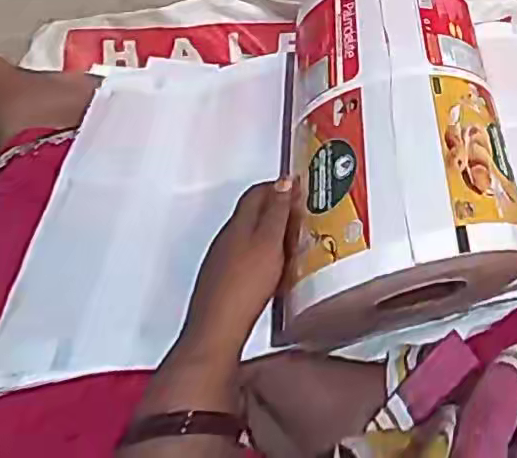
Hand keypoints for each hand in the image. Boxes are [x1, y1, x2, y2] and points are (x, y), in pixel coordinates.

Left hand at [177, 179, 294, 358]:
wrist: (216, 333)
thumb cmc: (244, 286)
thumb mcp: (270, 242)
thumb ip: (278, 211)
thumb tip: (283, 182)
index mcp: (238, 223)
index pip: (257, 192)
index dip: (279, 186)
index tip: (299, 187)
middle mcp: (226, 238)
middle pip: (252, 211)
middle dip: (276, 207)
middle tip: (299, 211)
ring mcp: (221, 260)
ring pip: (248, 234)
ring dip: (270, 231)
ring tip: (292, 239)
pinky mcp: (222, 281)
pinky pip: (245, 255)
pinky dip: (262, 252)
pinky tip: (274, 267)